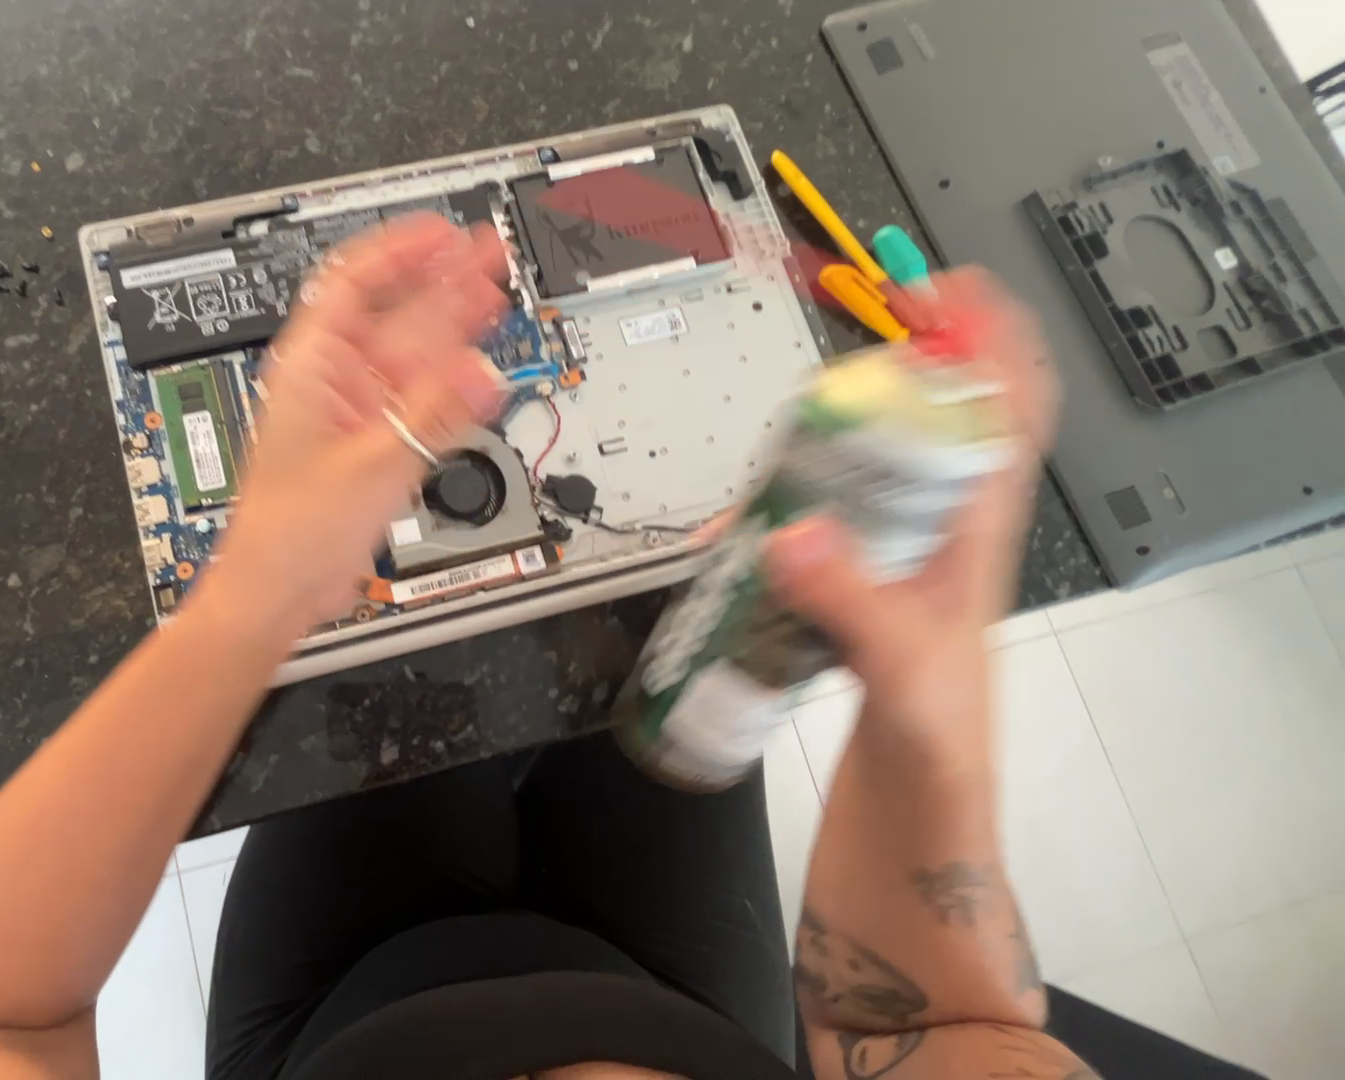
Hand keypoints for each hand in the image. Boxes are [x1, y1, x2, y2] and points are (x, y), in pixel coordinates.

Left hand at [189, 214, 513, 639]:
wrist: (280, 588)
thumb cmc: (289, 530)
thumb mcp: (368, 466)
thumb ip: (431, 417)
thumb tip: (480, 372)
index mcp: (313, 367)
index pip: (353, 282)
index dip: (399, 250)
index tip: (442, 233)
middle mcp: (336, 382)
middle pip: (394, 313)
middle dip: (441, 282)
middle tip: (489, 259)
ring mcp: (359, 414)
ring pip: (413, 356)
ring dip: (453, 331)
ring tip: (495, 301)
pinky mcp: (375, 446)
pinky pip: (420, 402)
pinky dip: (449, 388)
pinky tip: (477, 372)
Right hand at [762, 269, 1059, 747]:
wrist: (913, 787)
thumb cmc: (936, 727)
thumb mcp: (897, 660)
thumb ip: (847, 599)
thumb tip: (790, 532)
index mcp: (972, 531)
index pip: (1003, 411)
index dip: (982, 341)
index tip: (929, 292)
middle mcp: (931, 531)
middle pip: (917, 427)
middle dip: (875, 388)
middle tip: (819, 385)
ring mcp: (888, 555)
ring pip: (858, 473)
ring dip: (812, 454)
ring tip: (764, 465)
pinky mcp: (849, 581)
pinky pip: (810, 524)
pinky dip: (769, 516)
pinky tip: (734, 536)